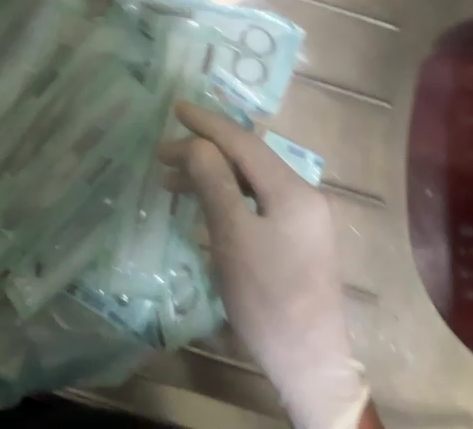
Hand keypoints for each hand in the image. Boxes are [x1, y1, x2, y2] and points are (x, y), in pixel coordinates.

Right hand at [160, 102, 371, 428]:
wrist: (310, 363)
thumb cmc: (268, 298)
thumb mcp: (233, 237)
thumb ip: (215, 183)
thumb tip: (198, 143)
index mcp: (293, 190)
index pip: (244, 143)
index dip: (207, 124)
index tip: (175, 109)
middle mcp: (304, 196)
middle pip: (248, 160)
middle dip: (205, 151)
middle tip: (162, 155)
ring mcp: (303, 220)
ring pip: (251, 182)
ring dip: (213, 176)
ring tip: (172, 182)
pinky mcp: (297, 241)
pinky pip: (257, 203)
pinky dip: (228, 197)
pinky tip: (205, 205)